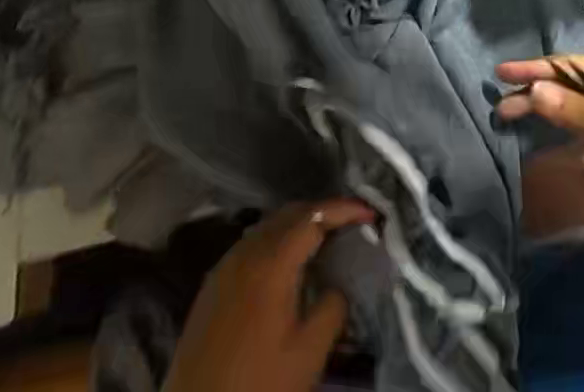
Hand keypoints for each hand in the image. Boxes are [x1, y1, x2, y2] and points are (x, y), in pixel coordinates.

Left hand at [164, 199, 374, 391]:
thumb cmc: (258, 387)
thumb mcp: (308, 353)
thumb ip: (332, 307)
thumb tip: (337, 285)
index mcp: (271, 264)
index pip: (313, 218)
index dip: (344, 210)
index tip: (371, 213)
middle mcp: (245, 253)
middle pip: (290, 214)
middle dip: (324, 211)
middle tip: (353, 223)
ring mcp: (224, 267)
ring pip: (268, 226)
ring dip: (299, 224)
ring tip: (327, 238)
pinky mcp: (212, 285)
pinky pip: (252, 244)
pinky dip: (278, 240)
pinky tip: (290, 262)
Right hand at [496, 56, 583, 211]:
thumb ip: (582, 114)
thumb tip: (535, 89)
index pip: (569, 65)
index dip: (533, 69)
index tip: (499, 74)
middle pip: (574, 81)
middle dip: (538, 90)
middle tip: (502, 108)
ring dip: (555, 108)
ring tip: (522, 119)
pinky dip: (576, 124)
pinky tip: (564, 135)